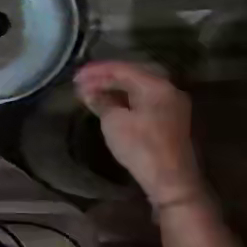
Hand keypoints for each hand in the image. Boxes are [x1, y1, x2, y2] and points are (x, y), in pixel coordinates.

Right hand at [74, 61, 205, 208]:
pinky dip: (125, 99)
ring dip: (114, 89)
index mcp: (157, 86)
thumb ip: (101, 102)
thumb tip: (89, 92)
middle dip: (105, 77)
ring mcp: (171, 105)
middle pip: (133, 76)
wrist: (170, 177)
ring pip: (139, 89)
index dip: (97, 70)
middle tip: (80, 82)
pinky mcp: (169, 119)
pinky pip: (143, 100)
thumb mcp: (114, 122)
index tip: (75, 76)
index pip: (123, 69)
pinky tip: (110, 104)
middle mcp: (168, 90)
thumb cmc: (140, 146)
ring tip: (91, 92)